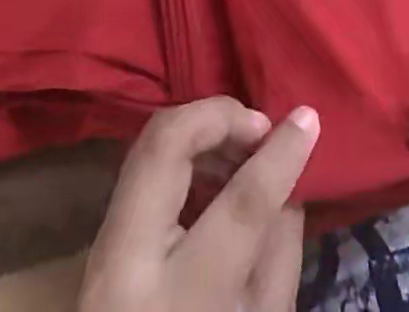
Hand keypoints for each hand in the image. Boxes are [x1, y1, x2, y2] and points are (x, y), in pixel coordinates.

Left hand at [79, 98, 319, 311]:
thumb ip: (281, 247)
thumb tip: (289, 168)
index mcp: (180, 299)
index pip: (240, 204)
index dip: (280, 153)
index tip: (308, 117)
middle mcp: (125, 260)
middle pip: (164, 144)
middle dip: (218, 116)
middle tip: (261, 125)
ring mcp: (102, 245)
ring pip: (148, 143)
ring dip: (202, 129)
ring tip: (244, 147)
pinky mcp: (100, 234)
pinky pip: (143, 165)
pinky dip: (184, 149)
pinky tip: (215, 166)